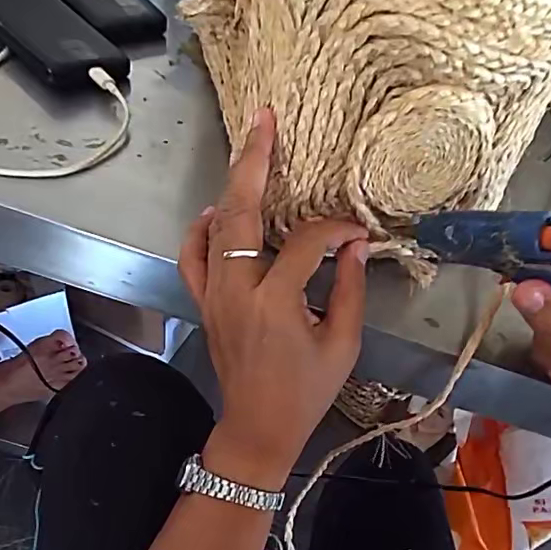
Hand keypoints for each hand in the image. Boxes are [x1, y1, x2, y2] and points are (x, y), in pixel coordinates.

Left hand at [179, 109, 369, 486]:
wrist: (257, 429)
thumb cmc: (304, 392)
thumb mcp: (341, 345)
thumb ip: (347, 289)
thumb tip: (353, 246)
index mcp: (275, 301)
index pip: (307, 242)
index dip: (336, 229)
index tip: (358, 234)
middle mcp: (237, 289)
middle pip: (241, 210)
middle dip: (255, 161)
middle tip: (266, 121)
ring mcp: (214, 295)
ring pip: (215, 226)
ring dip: (231, 187)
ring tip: (249, 155)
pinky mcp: (204, 303)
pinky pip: (192, 257)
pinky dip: (200, 229)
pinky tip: (216, 211)